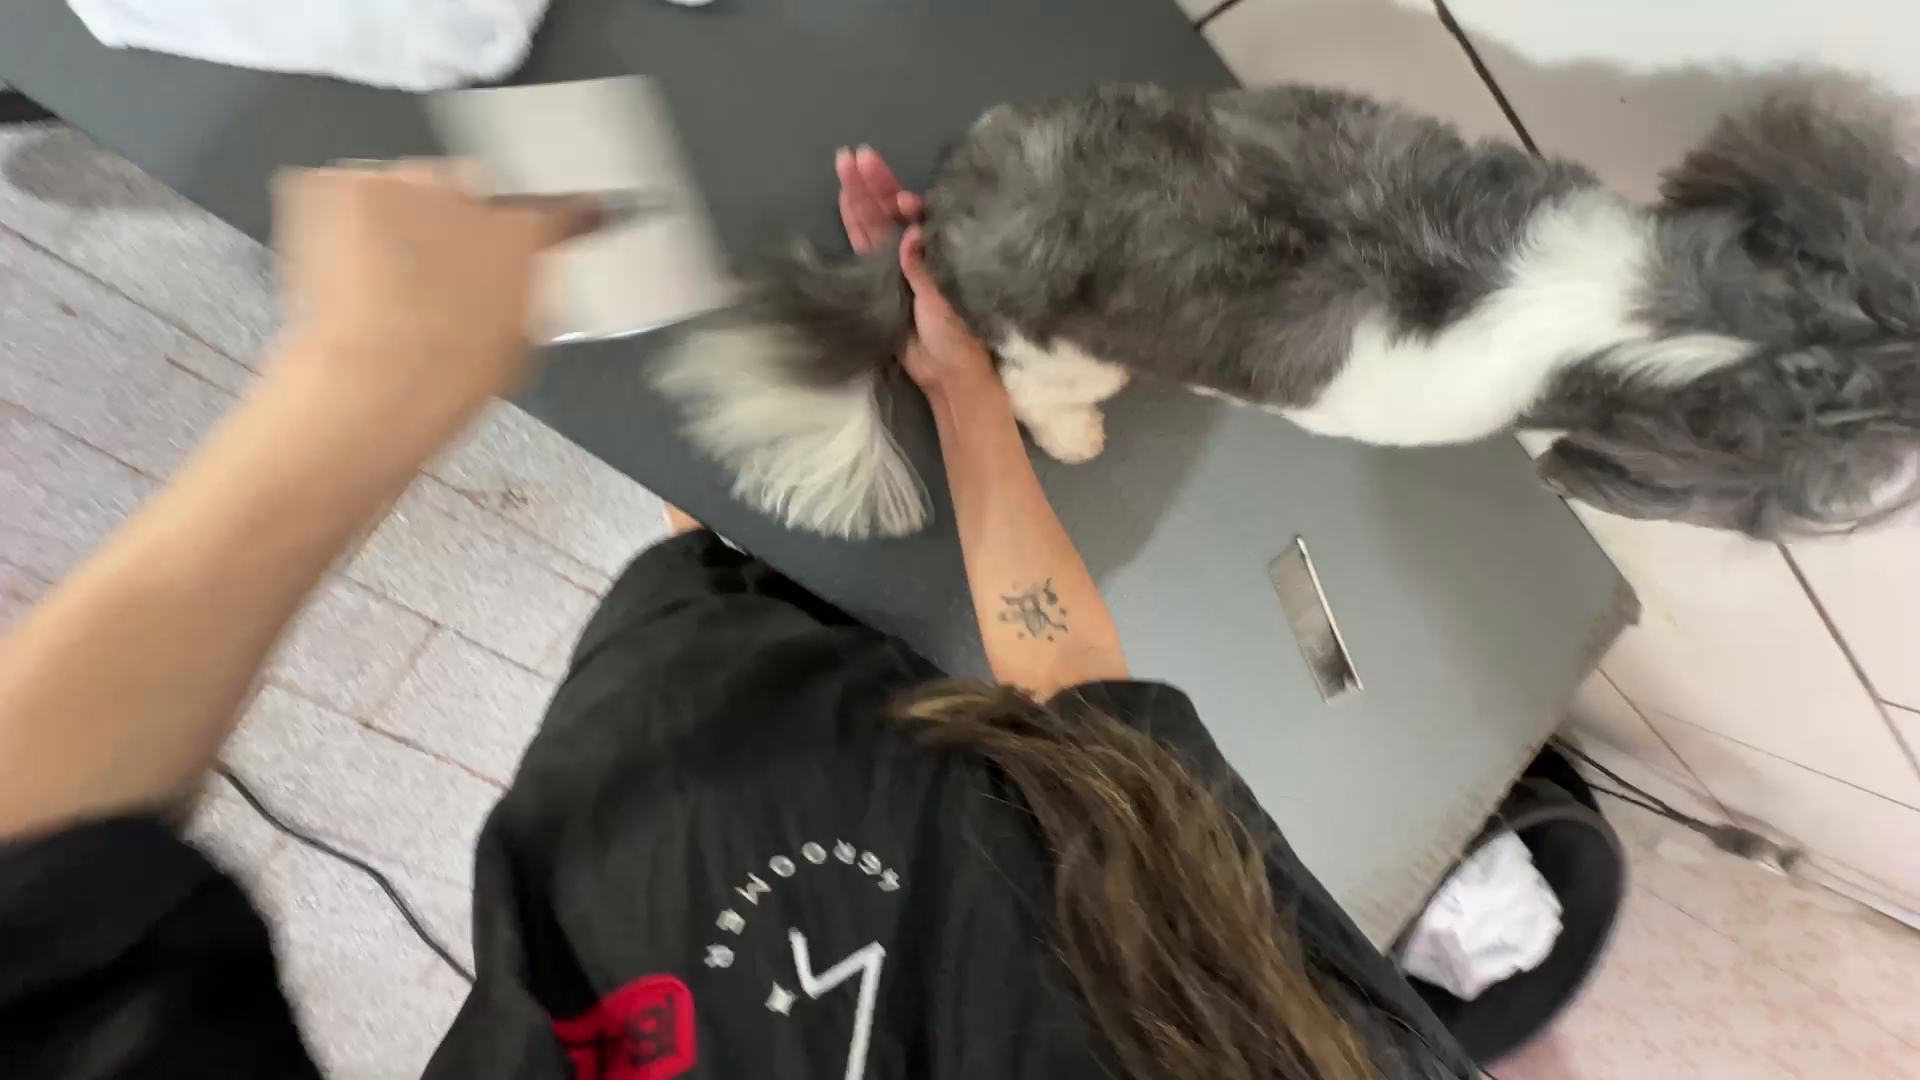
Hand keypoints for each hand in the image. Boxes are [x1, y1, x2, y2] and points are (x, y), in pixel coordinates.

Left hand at [269, 161, 596, 436]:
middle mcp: (463, 195)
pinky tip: (363, 267)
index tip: (582, 213)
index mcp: (523, 235)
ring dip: (408, 221)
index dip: (570, 215)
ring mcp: (394, 186)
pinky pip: (350, 193)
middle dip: (464, 222)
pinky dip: (354, 221)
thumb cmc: (457, 366)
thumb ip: (530, 282)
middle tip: (454, 271)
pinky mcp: (330, 186)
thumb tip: (527, 267)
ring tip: (403, 281)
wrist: (382, 374)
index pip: (557, 212)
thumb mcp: (524, 330)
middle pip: (470, 193)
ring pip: (407, 193)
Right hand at [833, 145, 997, 396]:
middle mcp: (920, 251)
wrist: (946, 372)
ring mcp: (898, 264)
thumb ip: (925, 268)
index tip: (900, 200)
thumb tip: (912, 232)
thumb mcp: (946, 299)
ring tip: (843, 164)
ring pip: (876, 224)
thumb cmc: (958, 334)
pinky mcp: (880, 281)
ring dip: (860, 197)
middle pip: (893, 211)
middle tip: (854, 156)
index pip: (921, 215)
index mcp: (942, 249)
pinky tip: (843, 200)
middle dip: (875, 185)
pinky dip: (855, 225)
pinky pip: (866, 248)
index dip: (907, 203)